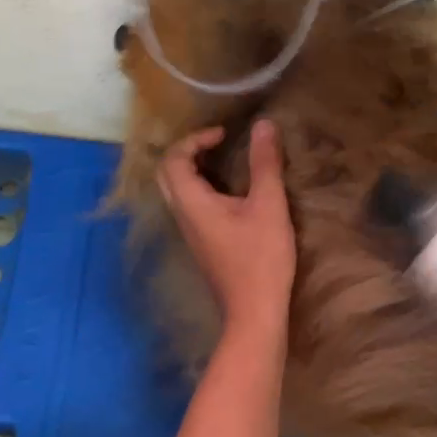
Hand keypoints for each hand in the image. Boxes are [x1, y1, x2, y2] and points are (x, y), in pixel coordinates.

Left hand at [157, 120, 296, 332]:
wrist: (255, 312)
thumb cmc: (260, 258)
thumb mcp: (269, 205)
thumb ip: (265, 163)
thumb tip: (264, 123)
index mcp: (191, 203)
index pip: (173, 159)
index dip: (195, 139)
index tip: (224, 135)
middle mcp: (182, 216)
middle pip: (167, 174)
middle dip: (187, 152)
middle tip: (217, 143)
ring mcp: (189, 233)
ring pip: (177, 191)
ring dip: (194, 170)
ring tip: (225, 161)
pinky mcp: (202, 244)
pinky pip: (190, 206)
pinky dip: (202, 188)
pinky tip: (231, 192)